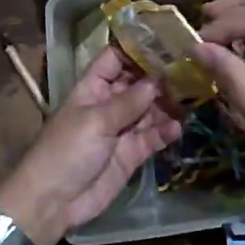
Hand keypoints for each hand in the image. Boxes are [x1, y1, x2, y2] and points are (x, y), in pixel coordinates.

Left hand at [0, 49, 181, 243]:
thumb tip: (157, 79)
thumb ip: (128, 102)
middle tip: (191, 70)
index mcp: (92, 88)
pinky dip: (165, 132)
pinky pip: (152, 137)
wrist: (52, 202)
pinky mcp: (131, 154)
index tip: (166, 42)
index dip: (136, 49)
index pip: (115, 59)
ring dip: (168, 104)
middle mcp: (108, 104)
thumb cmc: (66, 151)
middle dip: (160, 77)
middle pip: (137, 84)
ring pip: (149, 110)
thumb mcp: (96, 121)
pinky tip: (179, 127)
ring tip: (192, 97)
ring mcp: (121, 130)